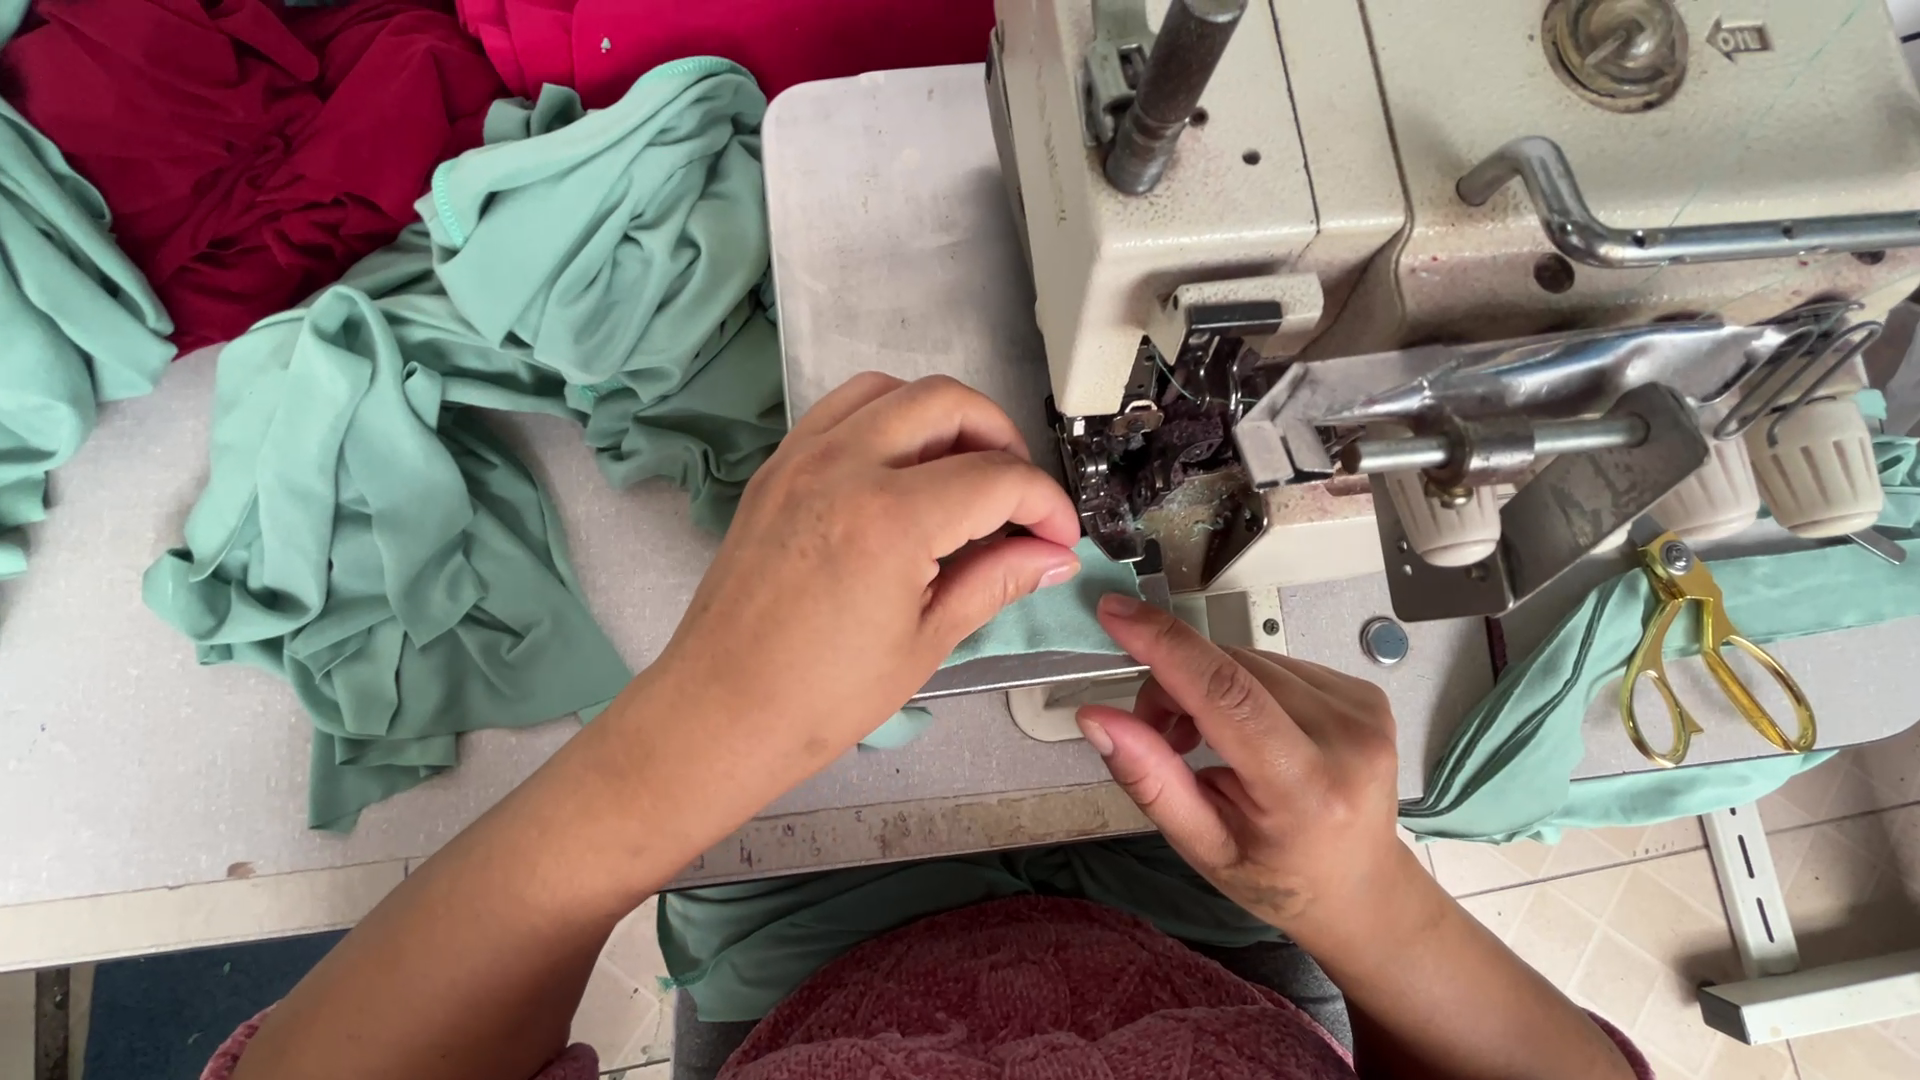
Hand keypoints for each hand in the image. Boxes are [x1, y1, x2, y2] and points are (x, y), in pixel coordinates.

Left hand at [647, 372, 1081, 785]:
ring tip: (963, 471)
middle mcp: (844, 464)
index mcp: (891, 518)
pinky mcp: (776, 466)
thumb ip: (996, 580)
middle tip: (1017, 497)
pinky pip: (842, 408)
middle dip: (1003, 439)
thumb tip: (1055, 556)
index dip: (1044, 503)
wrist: (719, 711)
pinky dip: (887, 418)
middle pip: (950, 403)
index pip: (997, 478)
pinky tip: (902, 468)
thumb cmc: (825, 697)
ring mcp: (801, 456)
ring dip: (944, 416)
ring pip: (893, 389)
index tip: (1059, 535)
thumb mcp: (927, 641)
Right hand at [1076, 595, 1416, 937]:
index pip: (1226, 694)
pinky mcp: (1364, 693)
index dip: (1166, 645)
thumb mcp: (1201, 845)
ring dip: (1205, 682)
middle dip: (1173, 682)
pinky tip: (1241, 723)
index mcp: (1306, 788)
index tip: (1115, 612)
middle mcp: (1346, 737)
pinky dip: (1239, 683)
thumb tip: (1095, 716)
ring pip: (1247, 658)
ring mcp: (1362, 709)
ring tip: (1198, 735)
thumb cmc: (1276, 878)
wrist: (1362, 889)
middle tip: (1153, 728)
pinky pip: (1274, 663)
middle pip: (1228, 669)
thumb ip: (1149, 778)